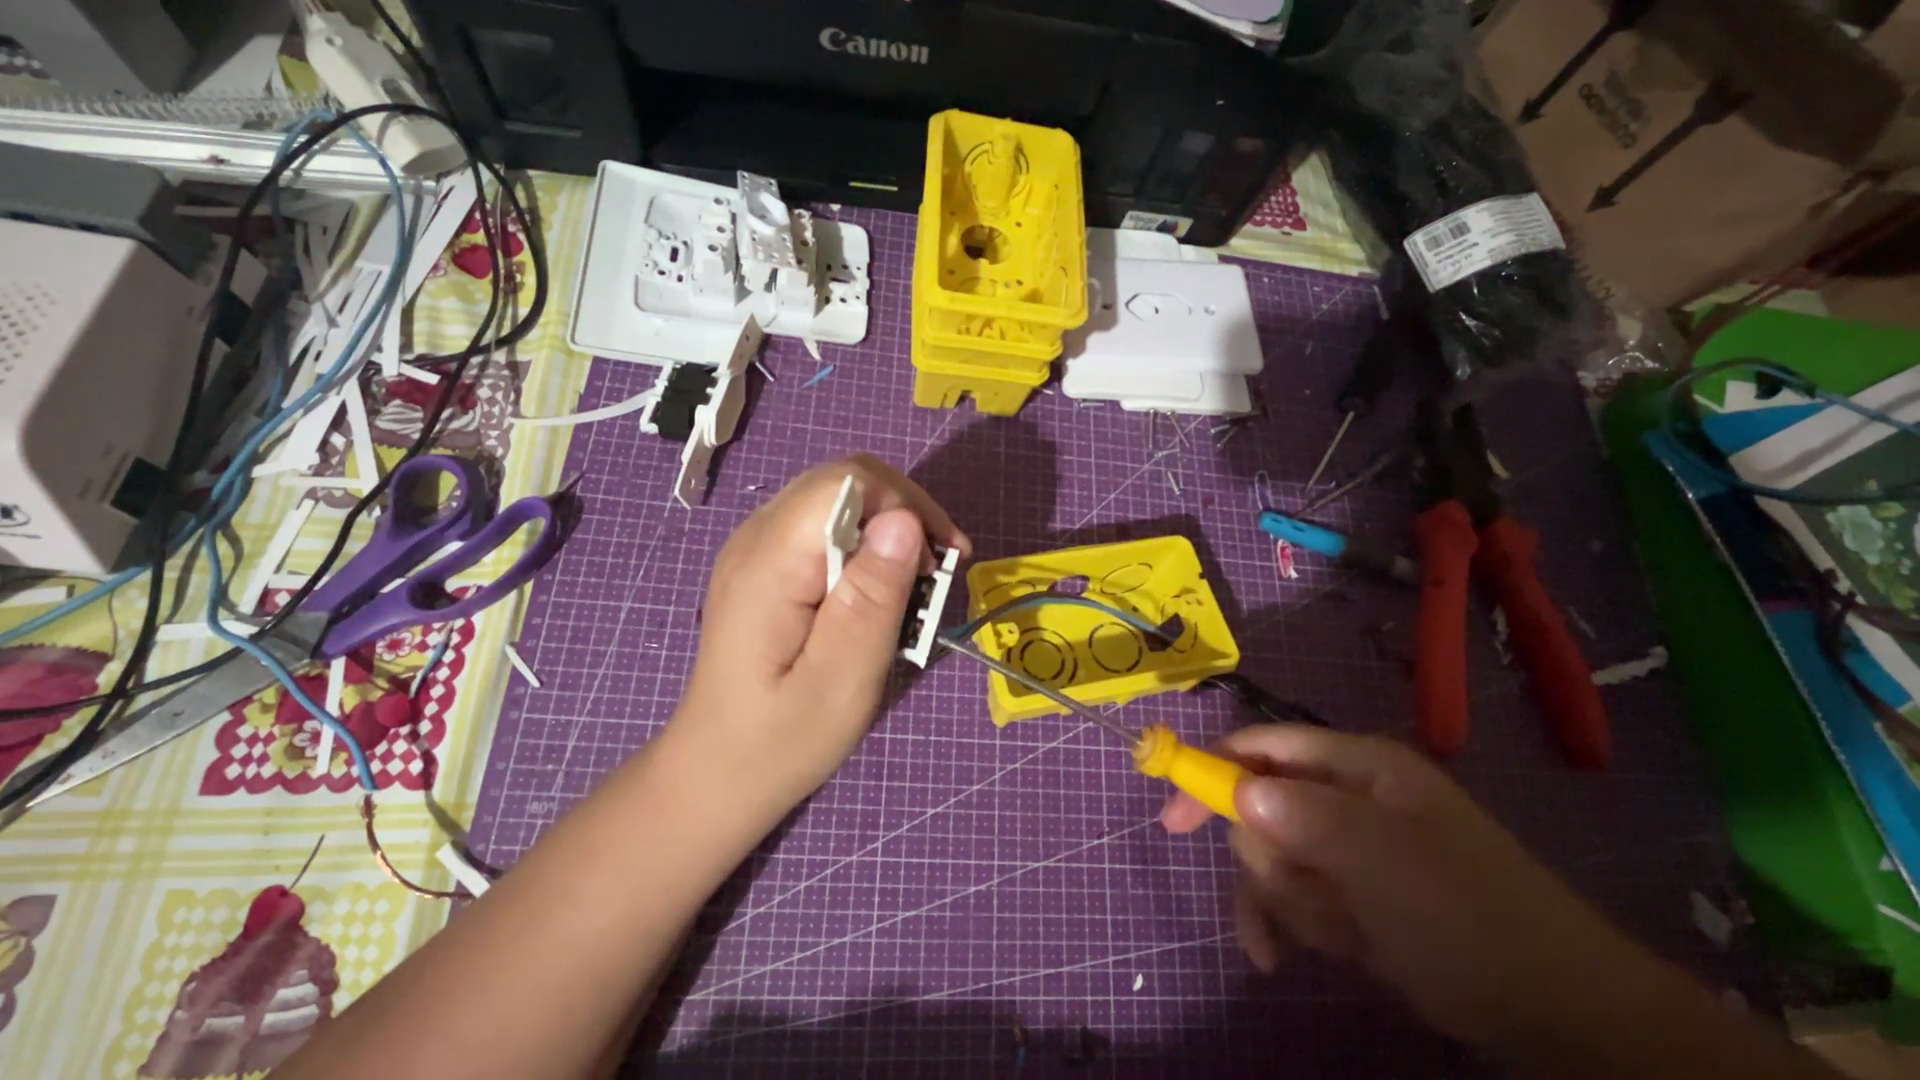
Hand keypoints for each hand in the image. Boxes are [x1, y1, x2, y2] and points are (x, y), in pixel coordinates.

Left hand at [676, 455, 968, 814]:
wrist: (716, 772)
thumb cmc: (782, 739)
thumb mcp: (842, 678)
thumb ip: (871, 598)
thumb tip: (905, 521)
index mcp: (770, 560)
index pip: (846, 481)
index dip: (905, 503)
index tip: (942, 559)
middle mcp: (757, 538)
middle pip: (842, 482)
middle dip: (903, 514)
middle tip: (937, 575)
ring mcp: (755, 550)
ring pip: (836, 501)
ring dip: (886, 533)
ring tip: (914, 590)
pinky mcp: (763, 569)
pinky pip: (822, 530)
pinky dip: (863, 549)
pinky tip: (877, 595)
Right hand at [1161, 725, 1648, 1050]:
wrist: (1545, 1005)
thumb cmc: (1467, 916)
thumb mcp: (1387, 863)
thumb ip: (1309, 818)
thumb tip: (1240, 791)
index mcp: (1359, 767)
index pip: (1265, 746)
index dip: (1213, 770)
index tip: (1175, 818)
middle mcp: (1346, 797)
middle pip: (1258, 809)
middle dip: (1271, 861)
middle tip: (1311, 895)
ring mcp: (1345, 848)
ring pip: (1270, 859)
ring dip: (1289, 903)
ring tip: (1344, 934)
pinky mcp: (1347, 893)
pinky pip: (1287, 897)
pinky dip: (1280, 925)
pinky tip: (1278, 959)